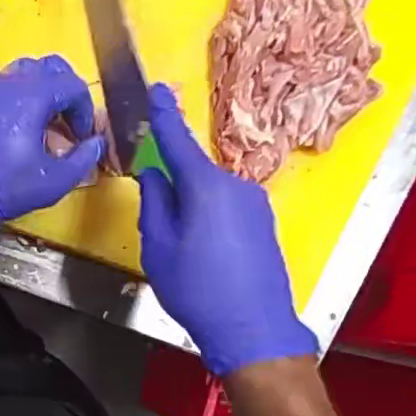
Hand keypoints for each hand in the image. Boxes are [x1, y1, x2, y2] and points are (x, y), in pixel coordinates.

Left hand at [0, 55, 106, 245]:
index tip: (82, 138)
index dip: (85, 111)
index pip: (73, 85)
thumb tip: (96, 144)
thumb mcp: (53, 181)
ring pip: (26, 72)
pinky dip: (21, 98)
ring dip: (43, 92)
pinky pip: (6, 87)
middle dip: (67, 93)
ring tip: (46, 123)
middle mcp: (11, 82)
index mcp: (33, 95)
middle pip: (51, 68)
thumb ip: (82, 159)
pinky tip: (22, 128)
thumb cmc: (6, 189)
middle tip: (69, 123)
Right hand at [137, 84, 317, 375]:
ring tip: (176, 250)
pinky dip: (205, 219)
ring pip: (208, 193)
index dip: (163, 117)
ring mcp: (253, 203)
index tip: (156, 90)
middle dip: (170, 186)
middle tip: (154, 221)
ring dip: (187, 208)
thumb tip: (154, 175)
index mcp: (207, 187)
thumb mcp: (159, 248)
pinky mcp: (261, 223)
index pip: (179, 142)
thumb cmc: (196, 289)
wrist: (251, 325)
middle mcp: (236, 186)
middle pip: (193, 173)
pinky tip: (197, 253)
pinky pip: (224, 208)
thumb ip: (154, 205)